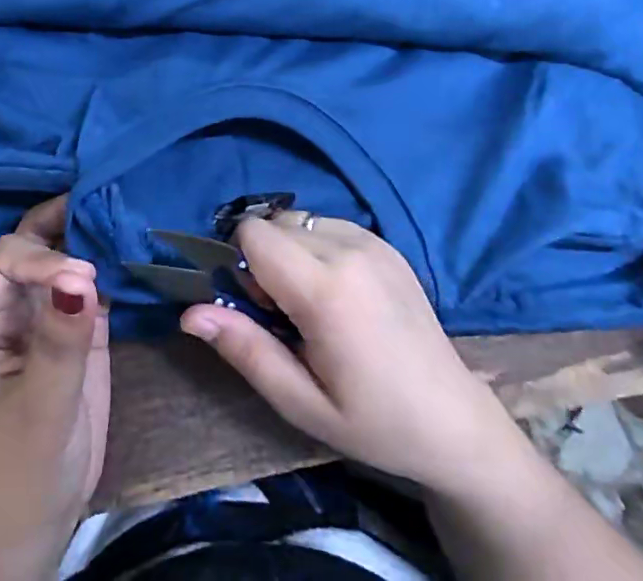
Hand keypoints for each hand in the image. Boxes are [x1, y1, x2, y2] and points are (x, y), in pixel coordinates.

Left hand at [0, 196, 109, 580]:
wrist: (41, 514)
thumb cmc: (23, 467)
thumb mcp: (40, 409)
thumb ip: (59, 343)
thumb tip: (80, 277)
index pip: (4, 261)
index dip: (41, 257)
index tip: (85, 277)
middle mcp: (10, 307)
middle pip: (30, 243)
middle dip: (63, 222)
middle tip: (107, 202)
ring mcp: (46, 315)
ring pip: (63, 255)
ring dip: (89, 234)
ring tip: (124, 210)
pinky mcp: (80, 327)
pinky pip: (92, 283)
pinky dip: (112, 263)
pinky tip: (136, 248)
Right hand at [179, 211, 516, 495]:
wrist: (454, 419)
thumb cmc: (373, 421)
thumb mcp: (300, 402)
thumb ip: (244, 349)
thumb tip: (189, 313)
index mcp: (326, 289)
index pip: (253, 234)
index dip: (240, 266)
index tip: (259, 309)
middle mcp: (350, 249)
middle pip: (273, 223)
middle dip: (263, 260)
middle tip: (286, 314)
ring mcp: (374, 242)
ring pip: (299, 221)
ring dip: (289, 252)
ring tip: (314, 303)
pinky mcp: (388, 244)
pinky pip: (329, 225)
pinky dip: (317, 248)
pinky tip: (339, 293)